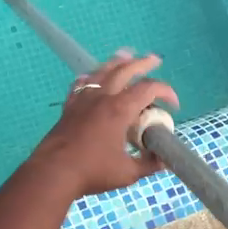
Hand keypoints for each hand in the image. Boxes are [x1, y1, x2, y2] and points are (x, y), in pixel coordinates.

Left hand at [26, 49, 178, 198]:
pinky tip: (91, 78)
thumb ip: (148, 164)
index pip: (148, 89)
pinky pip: (80, 84)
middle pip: (125, 69)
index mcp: (119, 109)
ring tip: (125, 56)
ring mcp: (83, 99)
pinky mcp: (69, 107)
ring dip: (116, 62)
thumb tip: (164, 161)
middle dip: (142, 63)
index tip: (173, 105)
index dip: (165, 92)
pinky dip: (90, 77)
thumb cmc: (92, 172)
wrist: (53, 172)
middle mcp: (102, 97)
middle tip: (154, 60)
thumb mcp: (127, 173)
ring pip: (101, 71)